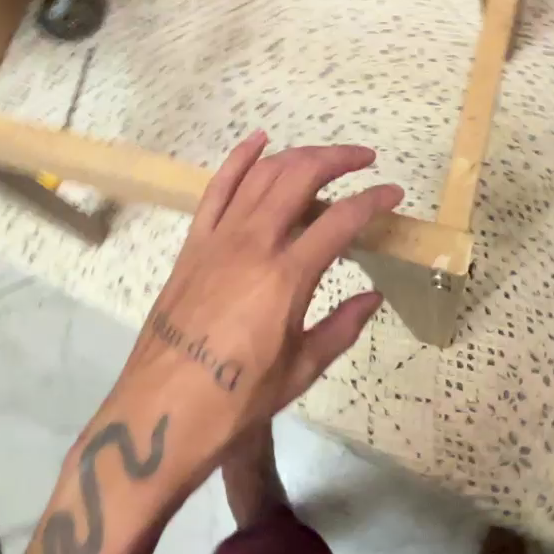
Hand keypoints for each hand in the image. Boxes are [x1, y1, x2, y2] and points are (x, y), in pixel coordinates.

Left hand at [113, 131, 401, 462]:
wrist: (159, 413)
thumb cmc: (236, 401)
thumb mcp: (300, 369)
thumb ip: (342, 326)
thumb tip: (374, 296)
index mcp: (285, 276)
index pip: (341, 220)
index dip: (373, 200)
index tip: (394, 194)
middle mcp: (253, 243)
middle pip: (300, 177)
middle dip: (338, 159)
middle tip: (365, 159)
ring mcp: (219, 238)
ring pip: (262, 174)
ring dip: (298, 155)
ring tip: (325, 156)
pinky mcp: (194, 243)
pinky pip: (218, 188)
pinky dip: (240, 158)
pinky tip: (259, 139)